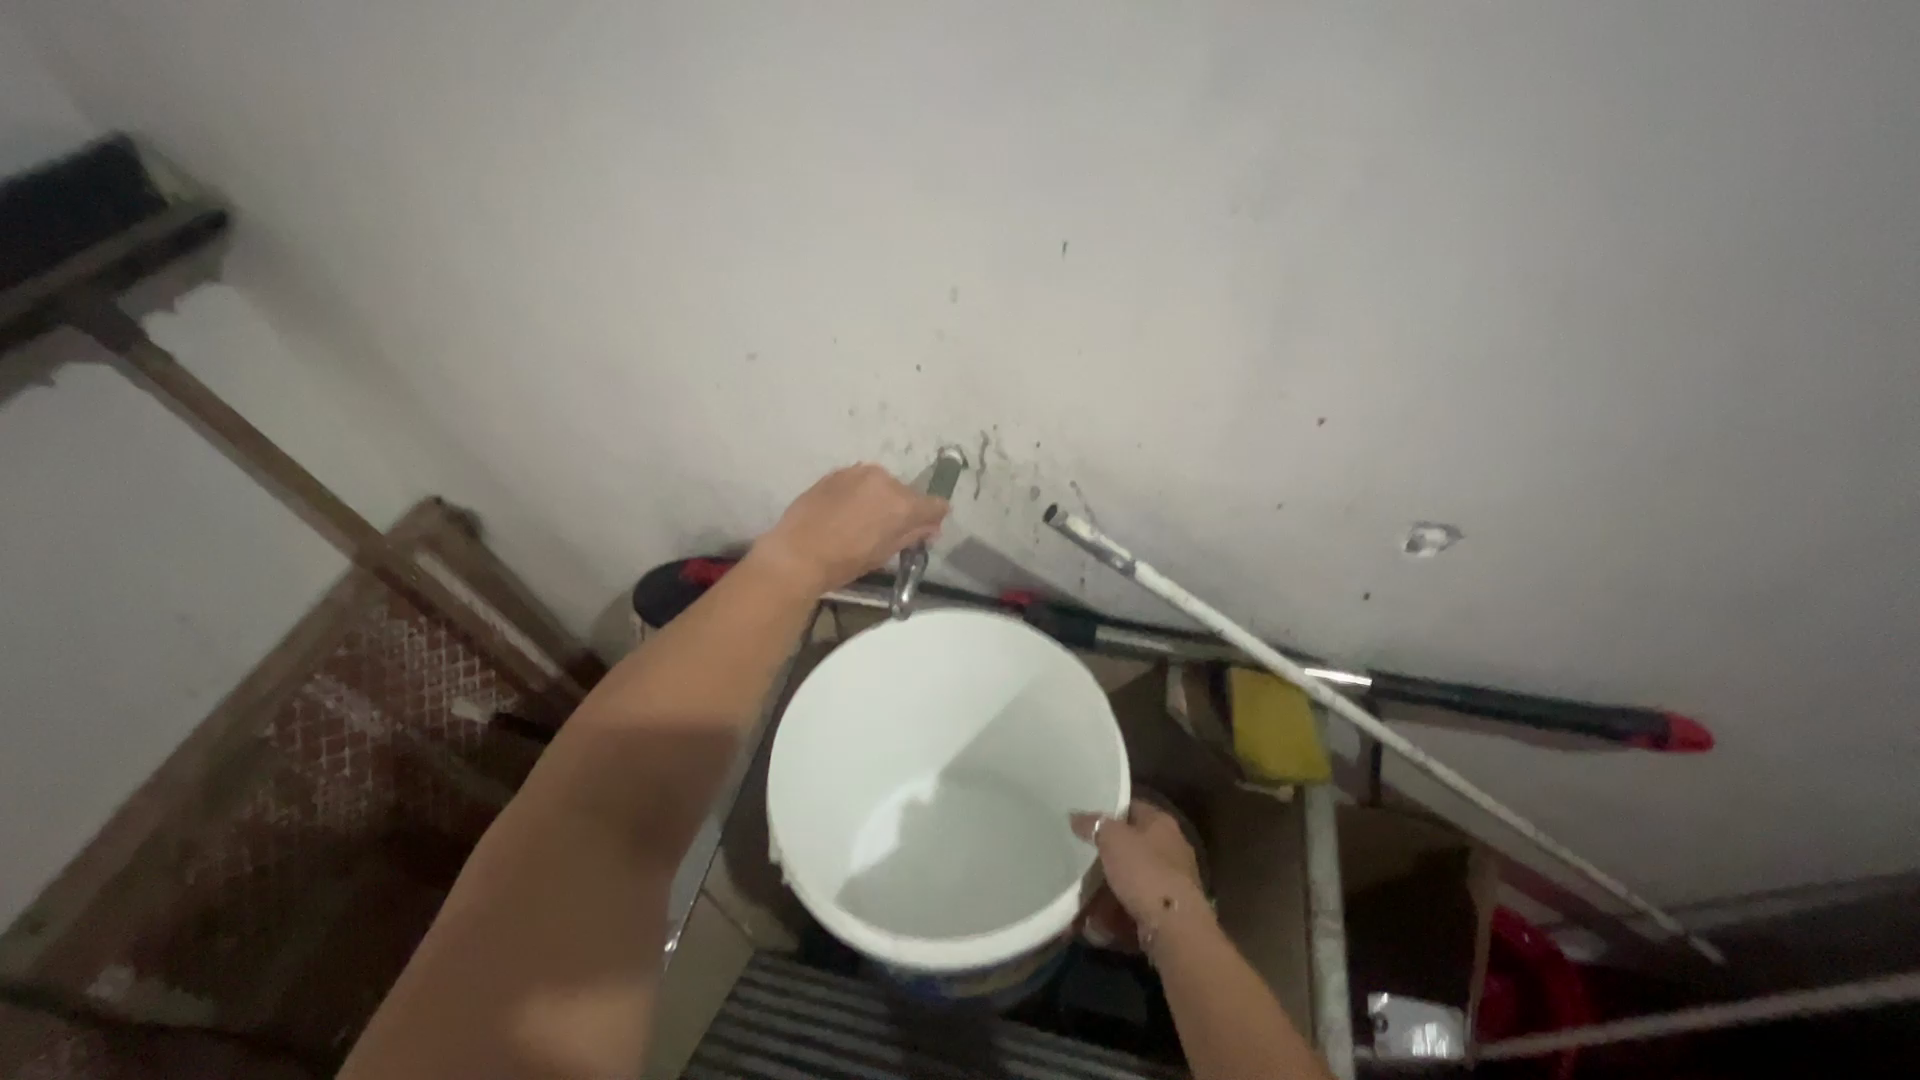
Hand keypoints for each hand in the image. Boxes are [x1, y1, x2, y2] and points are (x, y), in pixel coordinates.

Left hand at [749, 464, 949, 596]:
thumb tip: (931, 527)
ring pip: (881, 484)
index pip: (934, 504)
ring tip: (861, 521)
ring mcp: (857, 473)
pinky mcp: (835, 473)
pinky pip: (858, 482)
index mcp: (902, 503)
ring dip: (879, 498)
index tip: (927, 529)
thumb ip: (912, 535)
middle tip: (888, 530)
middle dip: (903, 509)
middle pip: (906, 493)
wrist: (796, 553)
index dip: (934, 517)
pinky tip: (844, 512)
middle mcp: (884, 480)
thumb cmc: (845, 561)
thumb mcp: (885, 553)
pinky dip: (858, 494)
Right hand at [1072, 800, 1209, 953]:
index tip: (1085, 821)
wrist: (1173, 927)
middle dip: (1105, 857)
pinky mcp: (1166, 913)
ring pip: (1130, 881)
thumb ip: (1092, 824)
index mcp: (1162, 823)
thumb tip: (1075, 815)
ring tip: (1081, 896)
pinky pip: (1133, 908)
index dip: (1109, 811)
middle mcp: (1171, 849)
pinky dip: (1115, 915)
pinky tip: (1094, 922)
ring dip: (1106, 890)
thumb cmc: (1144, 871)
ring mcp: (1171, 883)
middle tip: (1079, 859)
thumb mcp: (1112, 839)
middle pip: (1131, 847)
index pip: (1132, 808)